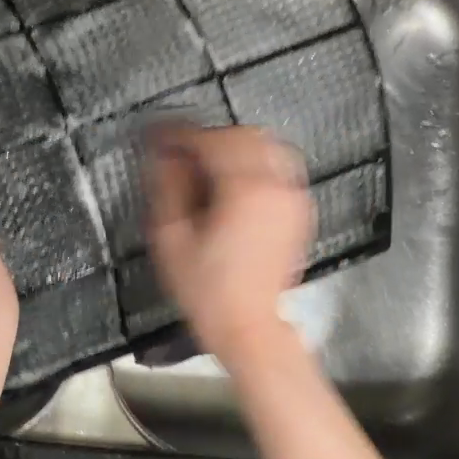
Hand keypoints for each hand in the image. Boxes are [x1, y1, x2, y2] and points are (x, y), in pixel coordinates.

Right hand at [146, 125, 313, 368]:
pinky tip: (232, 185)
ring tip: (205, 165)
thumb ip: (167, 188)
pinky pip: (279, 171)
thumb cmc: (208, 291)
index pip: (211, 140)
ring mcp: (292, 199)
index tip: (160, 135)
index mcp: (244, 189)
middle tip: (180, 150)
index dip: (180, 133)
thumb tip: (164, 156)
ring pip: (268, 148)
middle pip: (245, 135)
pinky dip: (255, 166)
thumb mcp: (171, 238)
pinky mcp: (298, 213)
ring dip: (235, 148)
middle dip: (209, 136)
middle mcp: (276, 187)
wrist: (247, 325)